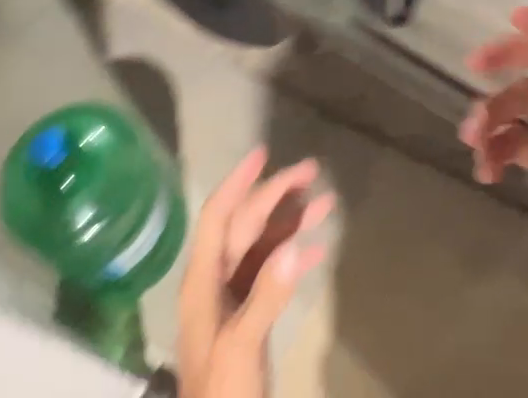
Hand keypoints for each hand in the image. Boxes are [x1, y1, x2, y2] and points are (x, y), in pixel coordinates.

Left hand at [178, 148, 334, 397]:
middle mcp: (215, 282)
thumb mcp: (241, 346)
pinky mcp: (249, 318)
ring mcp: (232, 300)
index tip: (263, 153)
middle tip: (312, 171)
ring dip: (291, 224)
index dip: (237, 183)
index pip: (218, 217)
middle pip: (245, 226)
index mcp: (202, 282)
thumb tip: (296, 245)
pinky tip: (318, 250)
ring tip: (325, 202)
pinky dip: (295, 259)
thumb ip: (266, 295)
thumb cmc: (222, 391)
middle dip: (276, 196)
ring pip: (262, 247)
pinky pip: (272, 276)